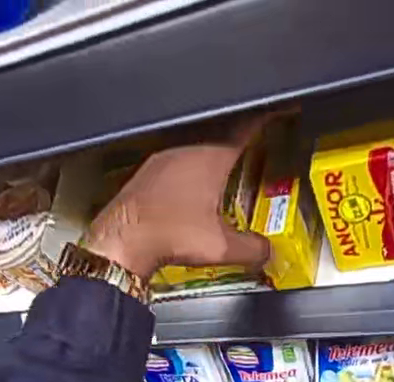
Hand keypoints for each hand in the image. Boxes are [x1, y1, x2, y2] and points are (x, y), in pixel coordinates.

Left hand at [81, 115, 271, 278]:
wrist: (124, 240)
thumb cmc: (170, 235)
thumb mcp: (223, 248)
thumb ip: (252, 249)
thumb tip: (267, 252)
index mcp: (209, 159)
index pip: (242, 132)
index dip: (259, 123)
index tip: (269, 116)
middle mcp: (184, 152)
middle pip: (218, 140)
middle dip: (237, 148)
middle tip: (251, 155)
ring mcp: (163, 161)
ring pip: (196, 154)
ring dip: (212, 165)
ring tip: (225, 181)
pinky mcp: (147, 176)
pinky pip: (177, 169)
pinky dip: (192, 178)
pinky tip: (193, 198)